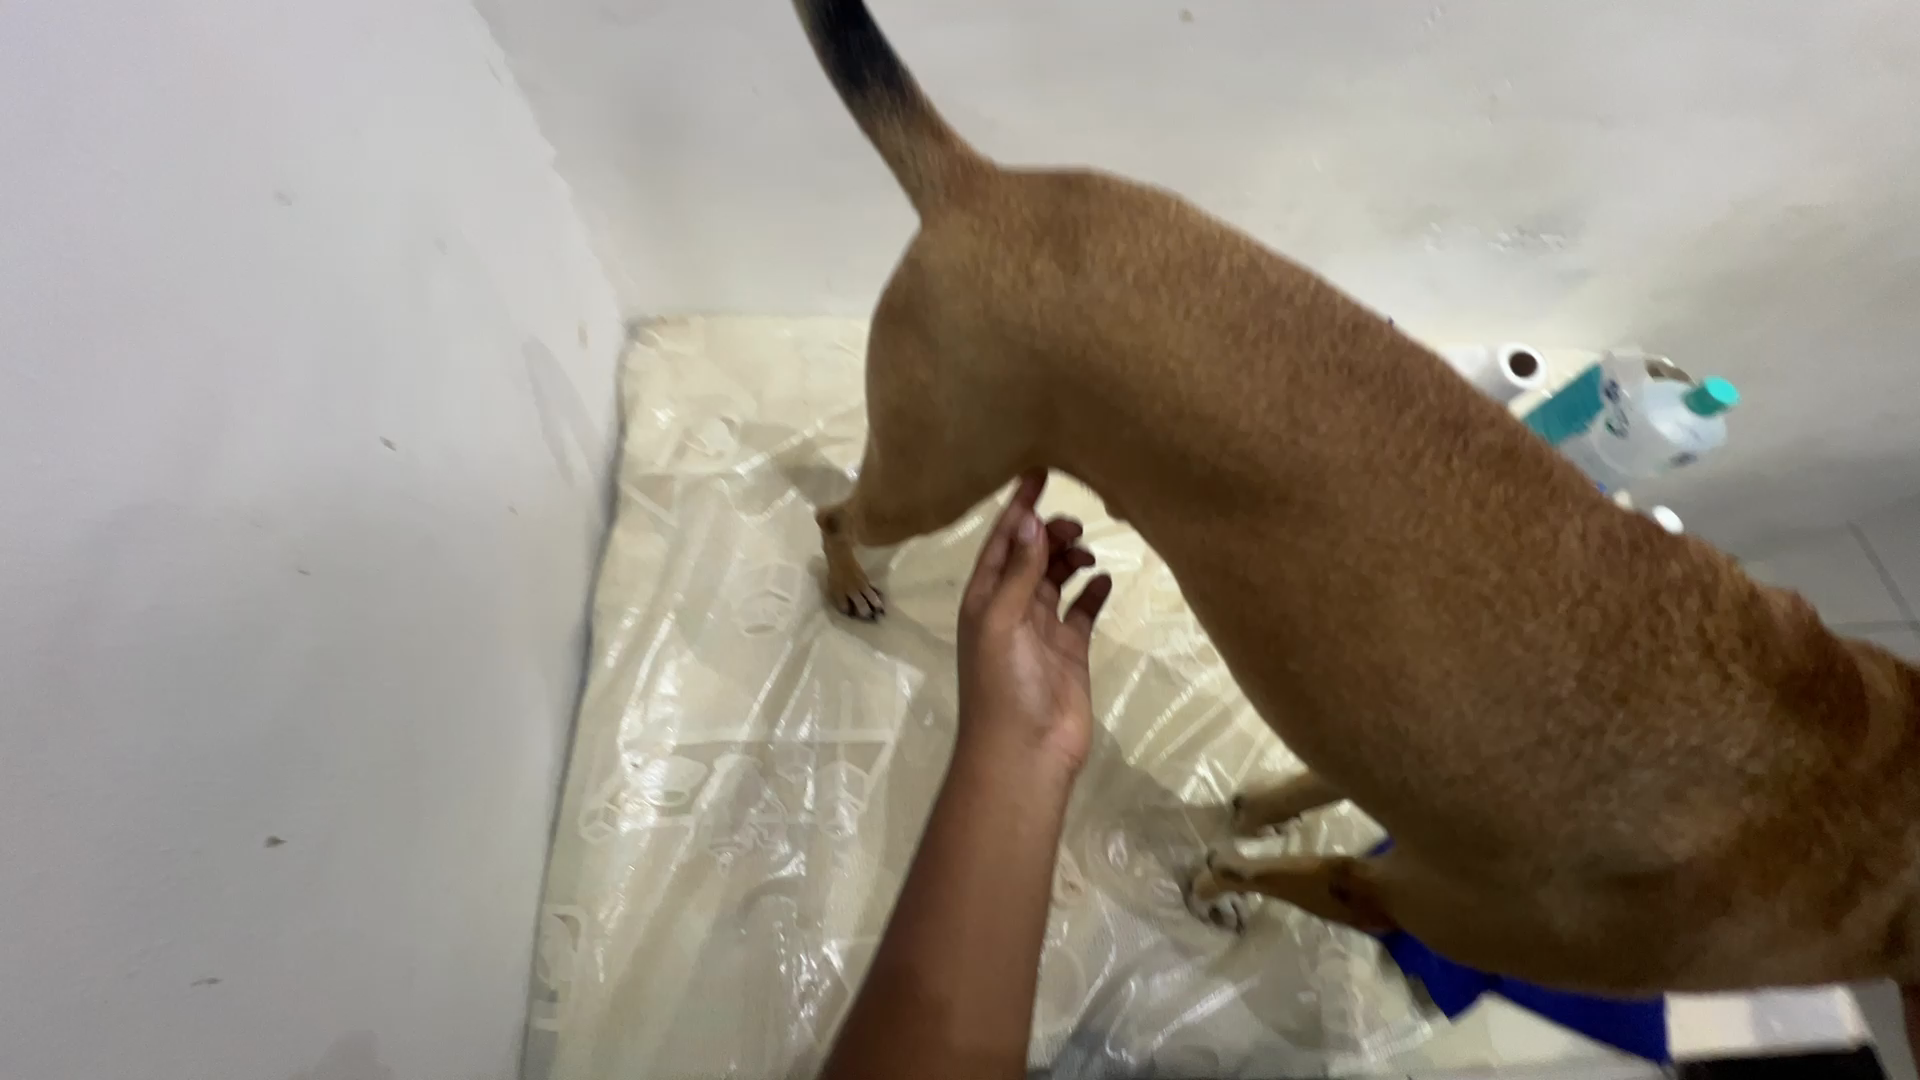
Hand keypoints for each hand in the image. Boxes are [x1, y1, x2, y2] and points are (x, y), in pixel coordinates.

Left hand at [956, 471, 1113, 774]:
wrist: (1025, 752)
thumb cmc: (1003, 683)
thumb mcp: (1002, 620)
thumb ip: (1019, 572)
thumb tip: (1030, 520)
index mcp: (985, 598)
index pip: (1001, 541)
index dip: (1018, 508)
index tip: (1039, 472)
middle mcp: (1010, 608)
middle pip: (1029, 556)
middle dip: (1048, 533)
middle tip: (1076, 524)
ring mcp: (1041, 629)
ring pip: (1055, 579)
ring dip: (1069, 559)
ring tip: (1087, 551)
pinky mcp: (1070, 650)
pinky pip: (1082, 611)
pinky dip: (1093, 593)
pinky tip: (1105, 579)